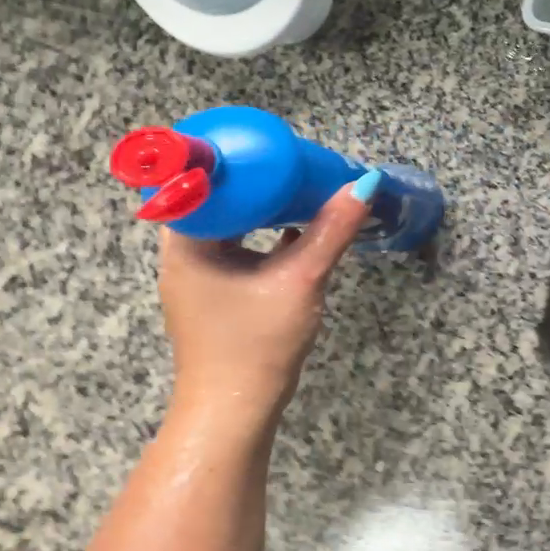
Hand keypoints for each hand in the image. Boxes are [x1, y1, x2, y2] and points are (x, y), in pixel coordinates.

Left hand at [156, 184, 370, 426]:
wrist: (238, 403)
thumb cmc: (256, 340)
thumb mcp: (302, 278)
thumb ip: (333, 230)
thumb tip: (365, 183)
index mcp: (187, 247)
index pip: (201, 186)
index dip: (237, 163)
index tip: (274, 147)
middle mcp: (185, 255)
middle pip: (220, 201)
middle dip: (261, 180)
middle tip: (302, 162)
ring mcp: (202, 274)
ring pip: (234, 223)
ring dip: (268, 205)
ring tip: (308, 187)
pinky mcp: (223, 289)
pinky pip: (244, 243)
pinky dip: (270, 230)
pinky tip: (304, 225)